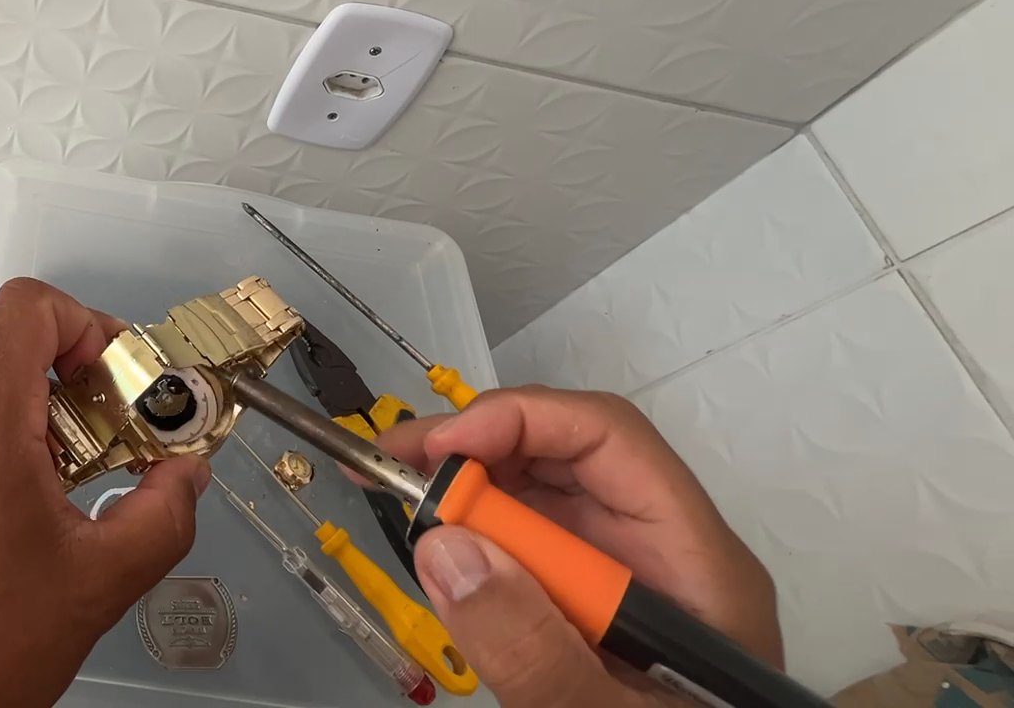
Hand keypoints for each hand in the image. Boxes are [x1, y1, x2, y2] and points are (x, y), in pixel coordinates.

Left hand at [0, 278, 210, 707]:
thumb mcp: (97, 582)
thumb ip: (162, 515)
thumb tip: (186, 474)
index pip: (28, 306)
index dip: (85, 323)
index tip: (116, 380)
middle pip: (15, 344)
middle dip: (80, 378)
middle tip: (118, 434)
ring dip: (48, 413)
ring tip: (81, 478)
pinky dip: (11, 437)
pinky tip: (35, 504)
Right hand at [379, 387, 780, 705]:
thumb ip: (536, 652)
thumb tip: (443, 547)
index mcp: (689, 559)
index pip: (607, 437)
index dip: (519, 420)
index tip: (441, 449)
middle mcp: (648, 538)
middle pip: (556, 444)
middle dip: (467, 441)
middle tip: (389, 458)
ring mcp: (606, 557)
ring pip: (527, 474)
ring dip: (452, 472)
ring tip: (383, 479)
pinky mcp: (568, 579)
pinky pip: (511, 520)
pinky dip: (458, 513)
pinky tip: (419, 521)